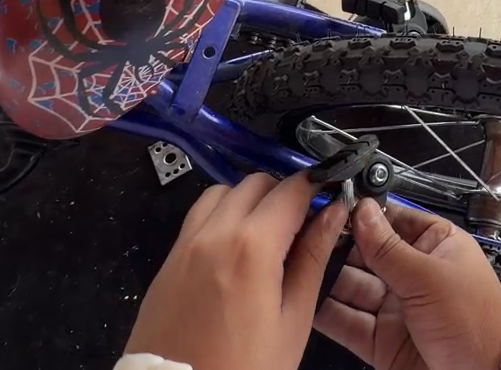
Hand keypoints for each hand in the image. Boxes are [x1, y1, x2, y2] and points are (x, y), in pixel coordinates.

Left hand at [125, 173, 346, 369]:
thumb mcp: (293, 319)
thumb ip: (314, 257)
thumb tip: (334, 211)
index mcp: (253, 245)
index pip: (293, 189)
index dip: (317, 187)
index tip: (330, 197)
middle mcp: (215, 233)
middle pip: (257, 182)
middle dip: (284, 193)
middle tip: (299, 226)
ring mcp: (184, 246)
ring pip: (223, 192)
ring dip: (248, 200)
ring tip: (263, 236)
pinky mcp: (166, 264)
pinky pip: (197, 219)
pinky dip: (220, 217)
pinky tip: (232, 252)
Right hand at [313, 199, 500, 369]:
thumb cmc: (473, 319)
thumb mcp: (429, 276)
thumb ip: (389, 249)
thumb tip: (362, 210)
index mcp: (435, 244)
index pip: (394, 221)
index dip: (365, 215)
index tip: (333, 206)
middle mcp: (414, 272)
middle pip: (369, 254)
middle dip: (340, 246)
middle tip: (307, 237)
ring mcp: (397, 308)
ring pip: (355, 287)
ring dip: (330, 278)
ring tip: (300, 266)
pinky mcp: (383, 342)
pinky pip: (351, 323)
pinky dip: (329, 314)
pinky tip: (306, 301)